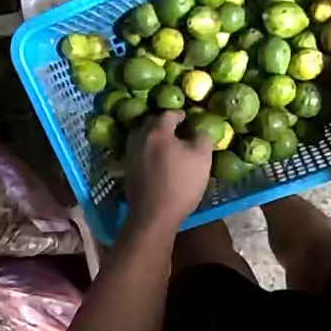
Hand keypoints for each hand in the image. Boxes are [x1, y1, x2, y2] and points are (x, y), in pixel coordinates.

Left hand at [124, 111, 213, 230]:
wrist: (154, 215)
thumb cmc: (181, 184)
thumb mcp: (202, 159)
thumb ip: (203, 138)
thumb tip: (200, 129)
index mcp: (158, 132)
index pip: (169, 114)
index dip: (180, 114)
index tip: (188, 118)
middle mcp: (140, 139)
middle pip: (150, 123)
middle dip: (164, 123)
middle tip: (177, 129)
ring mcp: (130, 155)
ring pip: (141, 137)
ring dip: (153, 137)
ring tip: (166, 144)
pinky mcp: (127, 170)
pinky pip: (138, 152)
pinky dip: (147, 151)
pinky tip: (157, 160)